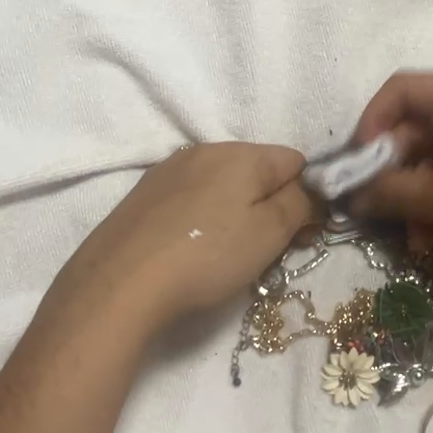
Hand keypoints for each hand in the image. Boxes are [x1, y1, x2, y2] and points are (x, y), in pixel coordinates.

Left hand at [51, 143, 316, 331]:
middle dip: (273, 205)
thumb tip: (312, 190)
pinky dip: (205, 217)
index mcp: (241, 153)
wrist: (119, 282)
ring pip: (224, 184)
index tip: (305, 236)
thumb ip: (300, 204)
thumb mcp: (269, 233)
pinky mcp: (145, 194)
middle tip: (272, 251)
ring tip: (231, 254)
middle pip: (258, 171)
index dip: (309, 197)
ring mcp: (170, 169)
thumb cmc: (206, 256)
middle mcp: (206, 150)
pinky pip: (193, 197)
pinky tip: (194, 249)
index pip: (295, 161)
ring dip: (239, 212)